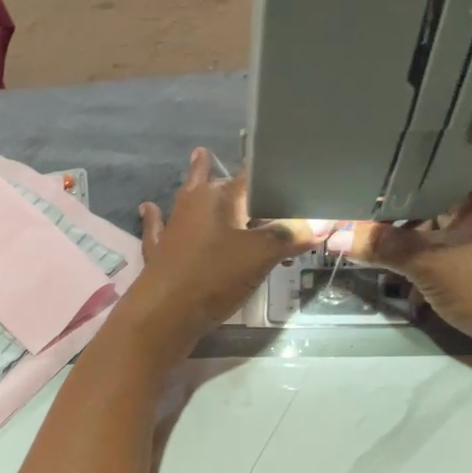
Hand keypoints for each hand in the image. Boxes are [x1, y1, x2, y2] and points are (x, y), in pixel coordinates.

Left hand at [120, 147, 320, 344]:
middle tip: (256, 170)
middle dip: (235, 180)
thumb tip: (323, 223)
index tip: (291, 174)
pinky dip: (154, 218)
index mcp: (221, 195)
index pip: (255, 175)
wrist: (163, 317)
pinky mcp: (159, 254)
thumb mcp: (260, 256)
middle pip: (220, 184)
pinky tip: (148, 207)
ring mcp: (173, 229)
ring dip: (196, 181)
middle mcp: (194, 204)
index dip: (275, 176)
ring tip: (200, 155)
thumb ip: (290, 236)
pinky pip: (157, 229)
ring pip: (188, 199)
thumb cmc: (213, 278)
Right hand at [329, 169, 471, 384]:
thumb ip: (384, 247)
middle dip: (400, 227)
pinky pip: (455, 257)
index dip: (397, 188)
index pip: (436, 173)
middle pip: (437, 204)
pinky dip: (432, 270)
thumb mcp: (431, 263)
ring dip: (413, 254)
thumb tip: (338, 238)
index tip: (361, 202)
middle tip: (365, 238)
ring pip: (444, 234)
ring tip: (383, 267)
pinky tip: (411, 290)